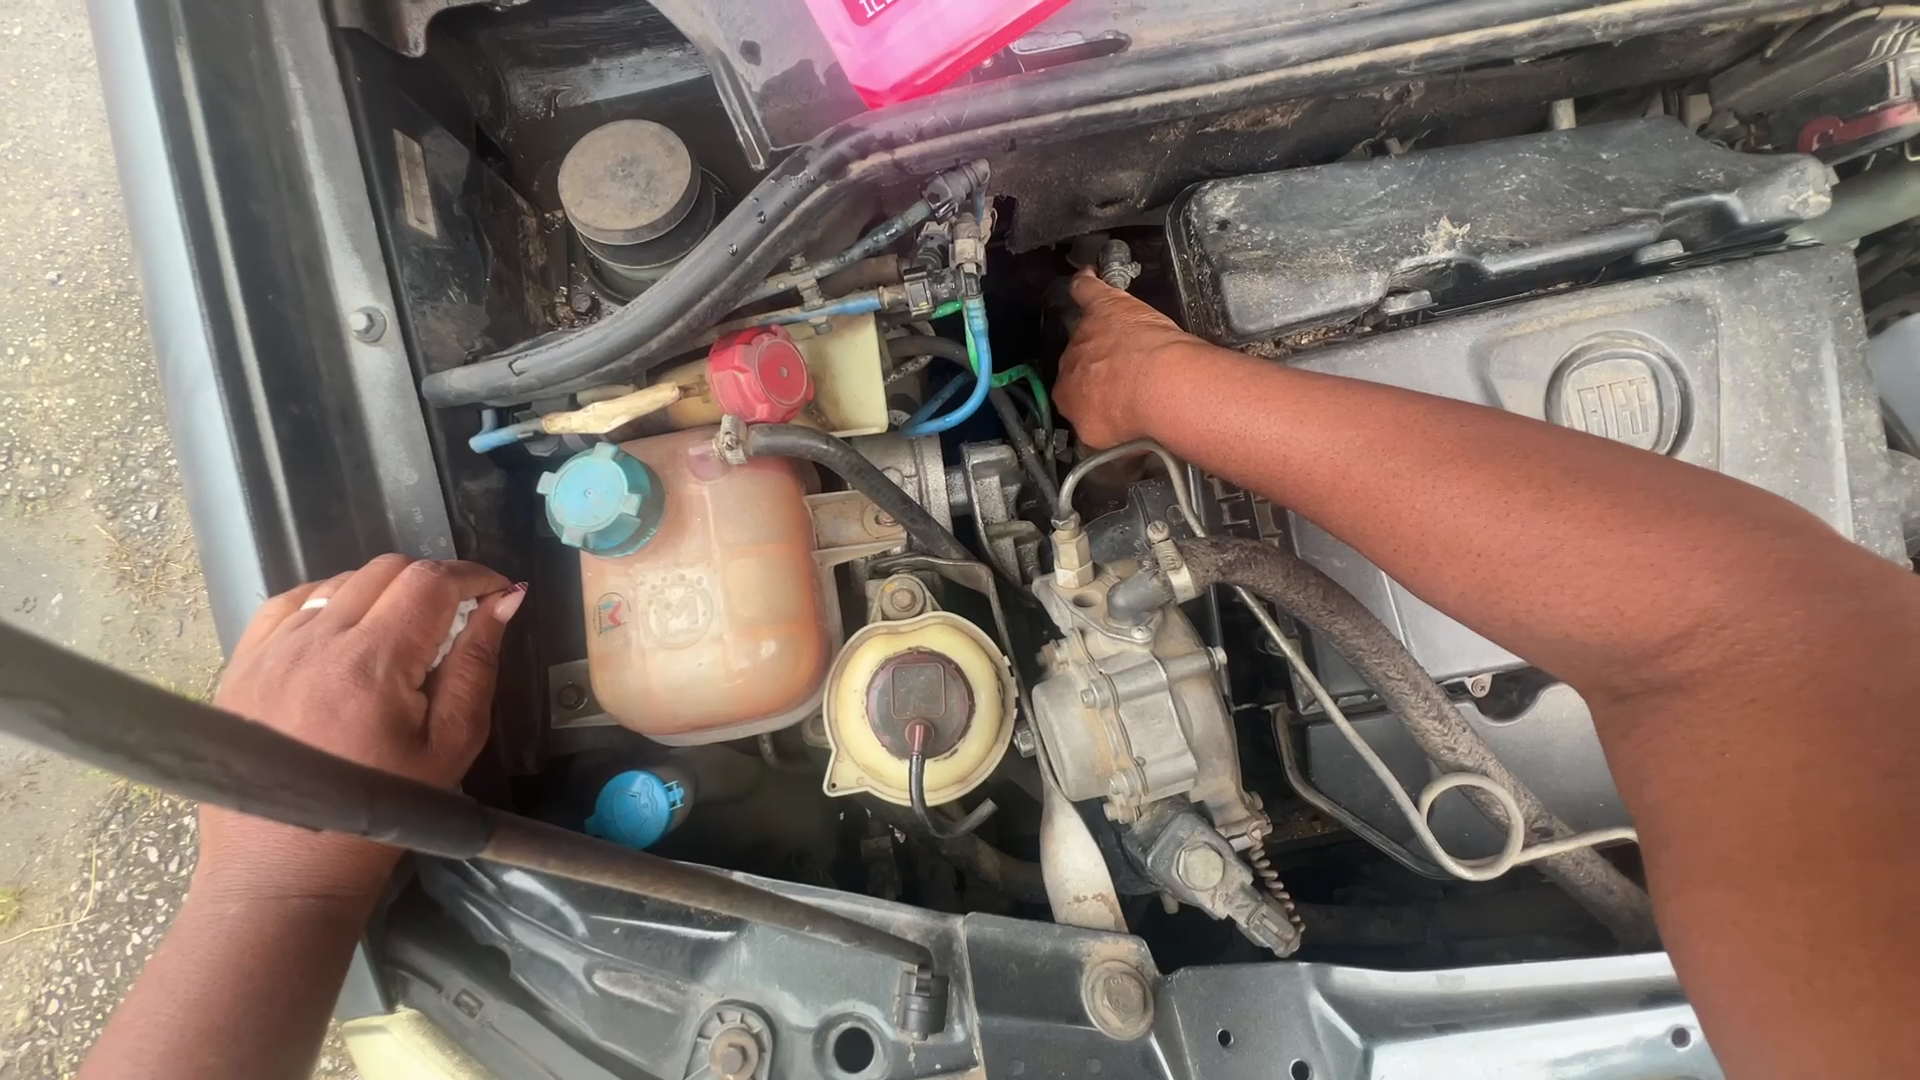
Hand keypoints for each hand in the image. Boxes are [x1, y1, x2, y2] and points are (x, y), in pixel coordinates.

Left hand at [196, 555, 523, 905]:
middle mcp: (315, 644)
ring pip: (341, 580)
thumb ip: (479, 659)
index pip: (430, 580)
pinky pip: (292, 602)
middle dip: (437, 580)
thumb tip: (506, 600)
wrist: (287, 864)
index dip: (474, 575)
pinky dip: (334, 599)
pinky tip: (352, 628)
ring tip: (409, 627)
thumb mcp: (457, 736)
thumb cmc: (391, 802)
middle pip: (387, 569)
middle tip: (461, 612)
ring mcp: (270, 652)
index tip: (498, 592)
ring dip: (388, 589)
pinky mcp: (242, 665)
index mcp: (373, 662)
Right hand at [1055, 269, 1204, 446]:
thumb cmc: (1134, 416)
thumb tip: (1107, 448)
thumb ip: (1100, 437)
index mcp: (1066, 396)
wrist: (1157, 387)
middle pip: (1078, 360)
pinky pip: (1087, 291)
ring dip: (1097, 334)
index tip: (1106, 403)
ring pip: (1086, 330)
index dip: (1089, 398)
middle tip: (1124, 377)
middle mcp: (1069, 361)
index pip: (1070, 395)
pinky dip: (1085, 284)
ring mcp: (1087, 333)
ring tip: (1114, 339)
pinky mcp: (1105, 307)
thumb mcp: (1110, 442)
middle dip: (1096, 368)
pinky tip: (1085, 277)